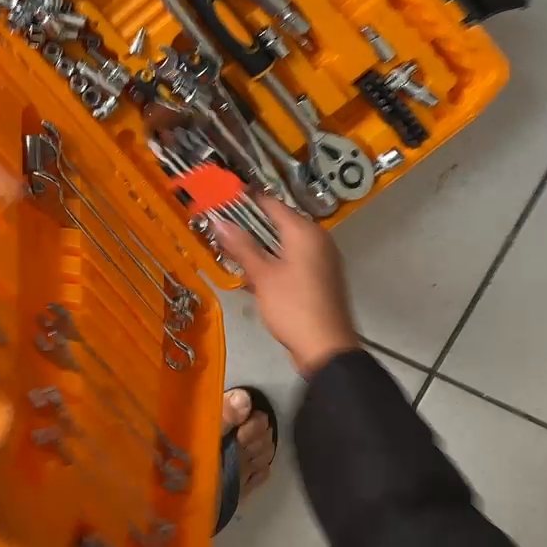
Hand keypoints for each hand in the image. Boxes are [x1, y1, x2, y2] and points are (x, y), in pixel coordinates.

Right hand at [211, 197, 359, 375]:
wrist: (327, 349)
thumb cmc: (293, 307)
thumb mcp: (263, 275)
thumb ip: (241, 246)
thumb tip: (219, 222)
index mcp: (305, 232)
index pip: (271, 204)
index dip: (246, 199)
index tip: (222, 197)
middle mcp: (317, 239)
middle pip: (278, 222)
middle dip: (250, 224)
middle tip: (221, 226)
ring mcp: (322, 259)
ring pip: (284, 242)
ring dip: (260, 244)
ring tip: (231, 249)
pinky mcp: (321, 277)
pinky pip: (293, 258)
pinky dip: (274, 259)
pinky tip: (253, 271)